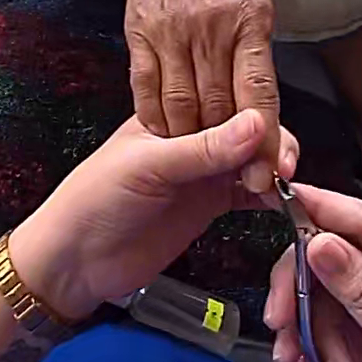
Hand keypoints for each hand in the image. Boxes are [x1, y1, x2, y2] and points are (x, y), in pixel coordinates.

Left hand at [11, 112, 297, 321]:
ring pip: (251, 160)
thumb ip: (201, 148)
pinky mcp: (207, 204)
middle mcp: (188, 139)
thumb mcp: (146, 166)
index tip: (274, 136)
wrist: (77, 259)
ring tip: (284, 185)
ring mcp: (200, 172)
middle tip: (281, 167)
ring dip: (272, 168)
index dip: (254, 115)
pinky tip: (283, 201)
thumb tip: (256, 121)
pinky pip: (248, 194)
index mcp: (168, 115)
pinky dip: (270, 195)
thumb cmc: (94, 200)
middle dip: (270, 143)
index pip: (222, 102)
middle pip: (244, 130)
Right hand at [123, 0, 280, 192]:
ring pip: (179, 104)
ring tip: (199, 160)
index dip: (263, 142)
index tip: (269, 178)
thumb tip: (259, 113)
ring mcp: (169, 33)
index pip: (257, 95)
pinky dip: (155, 117)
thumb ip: (256, 57)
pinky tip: (164, 133)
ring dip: (190, 139)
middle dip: (228, 151)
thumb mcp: (258, 4)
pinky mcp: (139, 35)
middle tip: (236, 178)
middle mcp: (208, 30)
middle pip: (217, 107)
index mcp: (247, 22)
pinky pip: (144, 88)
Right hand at [263, 185, 361, 361]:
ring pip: (313, 280)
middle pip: (329, 248)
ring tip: (308, 359)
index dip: (321, 207)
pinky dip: (305, 336)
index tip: (281, 200)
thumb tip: (321, 242)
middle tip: (282, 317)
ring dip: (304, 323)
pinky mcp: (356, 311)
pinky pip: (313, 308)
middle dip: (300, 286)